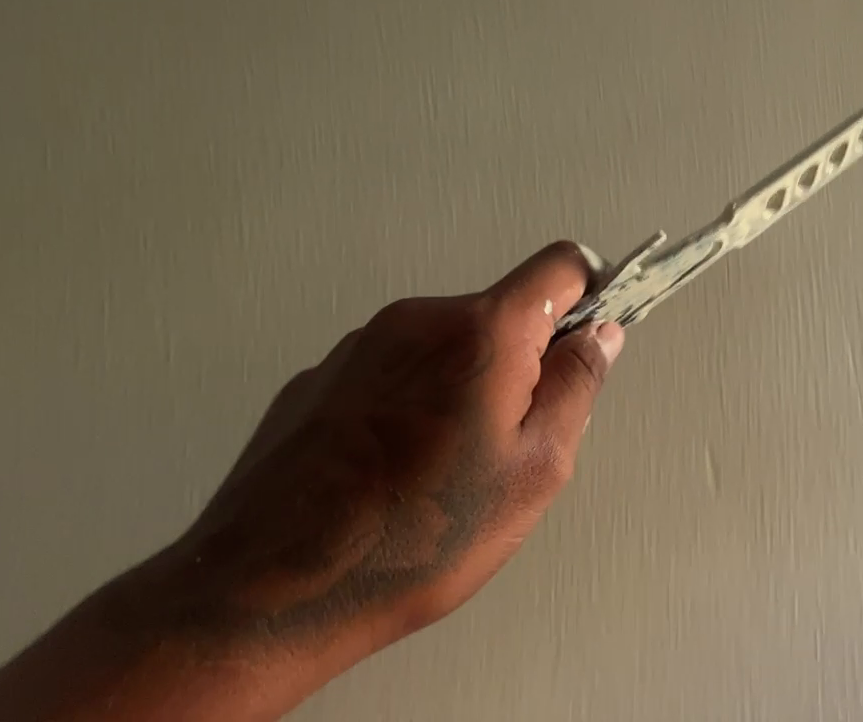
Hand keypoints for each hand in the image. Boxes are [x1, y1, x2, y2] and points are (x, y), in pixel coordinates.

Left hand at [160, 241, 623, 654]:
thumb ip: (579, 386)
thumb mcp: (536, 469)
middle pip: (506, 309)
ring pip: (452, 341)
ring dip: (471, 381)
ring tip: (451, 464)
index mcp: (484, 332)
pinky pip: (398, 367)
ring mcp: (363, 346)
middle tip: (518, 435)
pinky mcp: (322, 377)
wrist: (262, 597)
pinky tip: (400, 468)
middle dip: (529, 358)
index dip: (594, 293)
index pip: (564, 265)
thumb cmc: (408, 541)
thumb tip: (600, 338)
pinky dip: (417, 398)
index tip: (595, 333)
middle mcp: (420, 320)